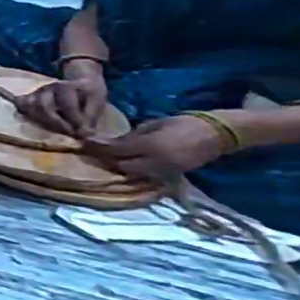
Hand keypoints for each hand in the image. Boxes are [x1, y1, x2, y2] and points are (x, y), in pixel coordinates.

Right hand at [15, 68, 107, 137]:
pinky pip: (21, 106)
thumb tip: (84, 134)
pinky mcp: (28, 98)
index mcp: (66, 87)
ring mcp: (35, 93)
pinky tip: (40, 122)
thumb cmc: (89, 95)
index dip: (75, 120)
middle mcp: (47, 88)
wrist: (79, 83)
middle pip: (43, 106)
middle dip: (56, 123)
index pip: (67, 105)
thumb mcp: (97, 102)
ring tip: (57, 130)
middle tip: (69, 133)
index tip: (84, 133)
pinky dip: (27, 114)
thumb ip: (90, 117)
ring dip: (43, 121)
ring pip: (30, 107)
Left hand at [83, 114, 227, 181]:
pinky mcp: (174, 174)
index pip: (115, 150)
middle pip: (120, 165)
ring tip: (102, 158)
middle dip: (103, 159)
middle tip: (89, 151)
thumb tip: (107, 141)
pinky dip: (131, 170)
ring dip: (116, 166)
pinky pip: (146, 175)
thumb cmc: (181, 124)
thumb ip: (130, 136)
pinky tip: (122, 163)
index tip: (82, 142)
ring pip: (132, 173)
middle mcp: (158, 161)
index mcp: (151, 146)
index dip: (96, 147)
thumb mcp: (150, 126)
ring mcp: (167, 170)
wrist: (217, 134)